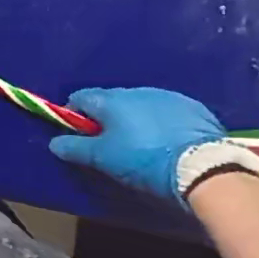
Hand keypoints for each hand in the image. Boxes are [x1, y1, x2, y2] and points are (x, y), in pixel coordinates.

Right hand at [48, 87, 226, 204]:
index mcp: (112, 100)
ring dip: (132, 120)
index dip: (72, 115)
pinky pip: (165, 111)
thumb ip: (75, 148)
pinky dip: (158, 123)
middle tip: (107, 145)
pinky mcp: (194, 108)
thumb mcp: (102, 159)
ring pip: (139, 105)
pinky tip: (163, 143)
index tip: (77, 135)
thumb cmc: (142, 160)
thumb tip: (55, 143)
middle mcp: (138, 91)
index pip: (80, 98)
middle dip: (104, 119)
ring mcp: (169, 97)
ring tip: (138, 145)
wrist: (203, 166)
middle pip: (110, 101)